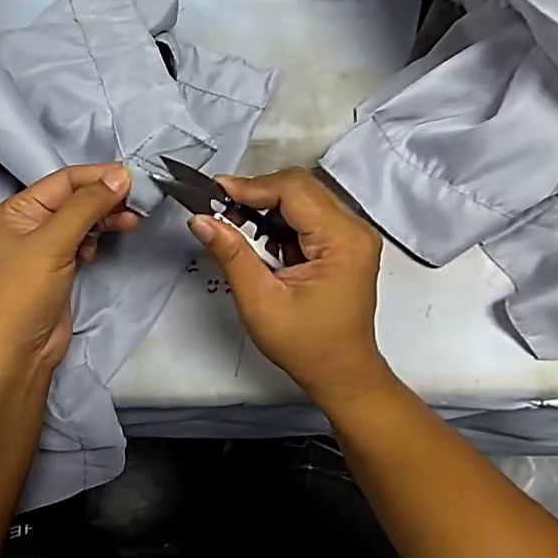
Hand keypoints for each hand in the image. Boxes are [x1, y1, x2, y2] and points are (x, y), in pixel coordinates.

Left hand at [0, 162, 138, 384]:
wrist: (16, 352)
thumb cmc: (24, 293)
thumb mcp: (53, 243)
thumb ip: (86, 206)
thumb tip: (121, 175)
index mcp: (19, 208)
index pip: (65, 179)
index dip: (100, 176)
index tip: (135, 177)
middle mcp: (31, 222)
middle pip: (77, 197)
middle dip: (107, 197)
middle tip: (139, 203)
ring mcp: (46, 246)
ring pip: (84, 219)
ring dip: (107, 218)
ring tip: (132, 222)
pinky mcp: (61, 267)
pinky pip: (85, 240)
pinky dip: (98, 238)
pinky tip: (101, 246)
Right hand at [187, 167, 387, 407]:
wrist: (340, 371)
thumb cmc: (308, 345)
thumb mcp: (259, 301)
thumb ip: (231, 254)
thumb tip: (203, 220)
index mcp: (343, 241)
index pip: (293, 189)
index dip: (251, 186)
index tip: (215, 193)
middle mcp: (354, 230)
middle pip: (299, 185)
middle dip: (256, 192)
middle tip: (220, 207)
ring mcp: (350, 235)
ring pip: (302, 194)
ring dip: (265, 204)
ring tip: (235, 224)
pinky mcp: (341, 242)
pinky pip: (306, 212)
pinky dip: (277, 217)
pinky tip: (258, 238)